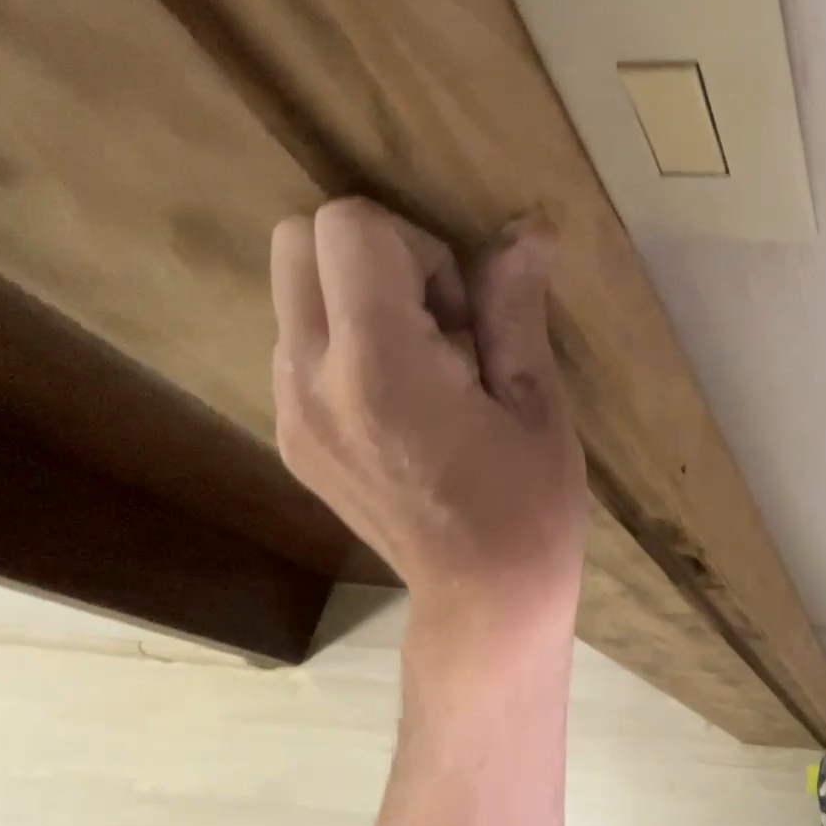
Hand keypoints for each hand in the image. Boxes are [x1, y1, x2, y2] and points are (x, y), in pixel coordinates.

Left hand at [269, 198, 588, 636]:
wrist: (484, 597)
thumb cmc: (531, 503)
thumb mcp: (539, 403)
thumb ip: (516, 310)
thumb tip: (528, 231)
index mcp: (381, 369)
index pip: (348, 228)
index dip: (420, 248)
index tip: (465, 315)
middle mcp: (310, 380)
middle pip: (297, 239)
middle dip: (377, 256)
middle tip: (443, 324)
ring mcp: (286, 410)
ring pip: (293, 288)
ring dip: (361, 298)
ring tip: (430, 368)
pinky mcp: (287, 434)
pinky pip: (300, 342)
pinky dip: (350, 340)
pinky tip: (406, 401)